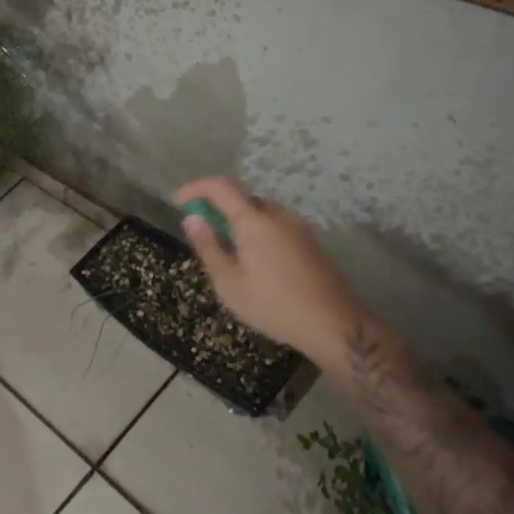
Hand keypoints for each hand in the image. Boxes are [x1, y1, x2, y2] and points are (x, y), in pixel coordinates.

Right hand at [173, 177, 367, 364]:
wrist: (335, 326)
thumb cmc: (274, 306)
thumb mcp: (229, 283)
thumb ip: (208, 247)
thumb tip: (192, 218)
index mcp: (255, 221)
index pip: (220, 187)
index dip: (195, 189)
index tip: (178, 202)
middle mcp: (278, 216)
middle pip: (242, 198)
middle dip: (218, 208)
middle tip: (203, 234)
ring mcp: (298, 228)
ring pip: (261, 213)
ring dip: (239, 221)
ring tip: (228, 253)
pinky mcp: (310, 243)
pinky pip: (276, 226)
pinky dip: (257, 232)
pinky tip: (255, 263)